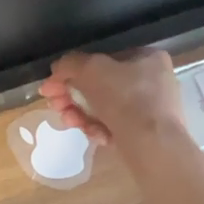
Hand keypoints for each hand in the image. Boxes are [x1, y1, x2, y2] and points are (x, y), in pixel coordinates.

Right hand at [38, 49, 183, 151]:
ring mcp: (151, 109)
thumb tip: (57, 68)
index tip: (50, 88)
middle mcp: (153, 80)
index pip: (101, 61)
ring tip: (69, 122)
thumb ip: (70, 64)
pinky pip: (115, 127)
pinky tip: (96, 136)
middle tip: (55, 106)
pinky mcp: (146, 134)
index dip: (72, 73)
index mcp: (146, 57)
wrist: (153, 145)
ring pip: (104, 109)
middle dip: (72, 98)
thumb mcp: (91, 69)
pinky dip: (100, 130)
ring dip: (81, 115)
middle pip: (100, 86)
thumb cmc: (126, 99)